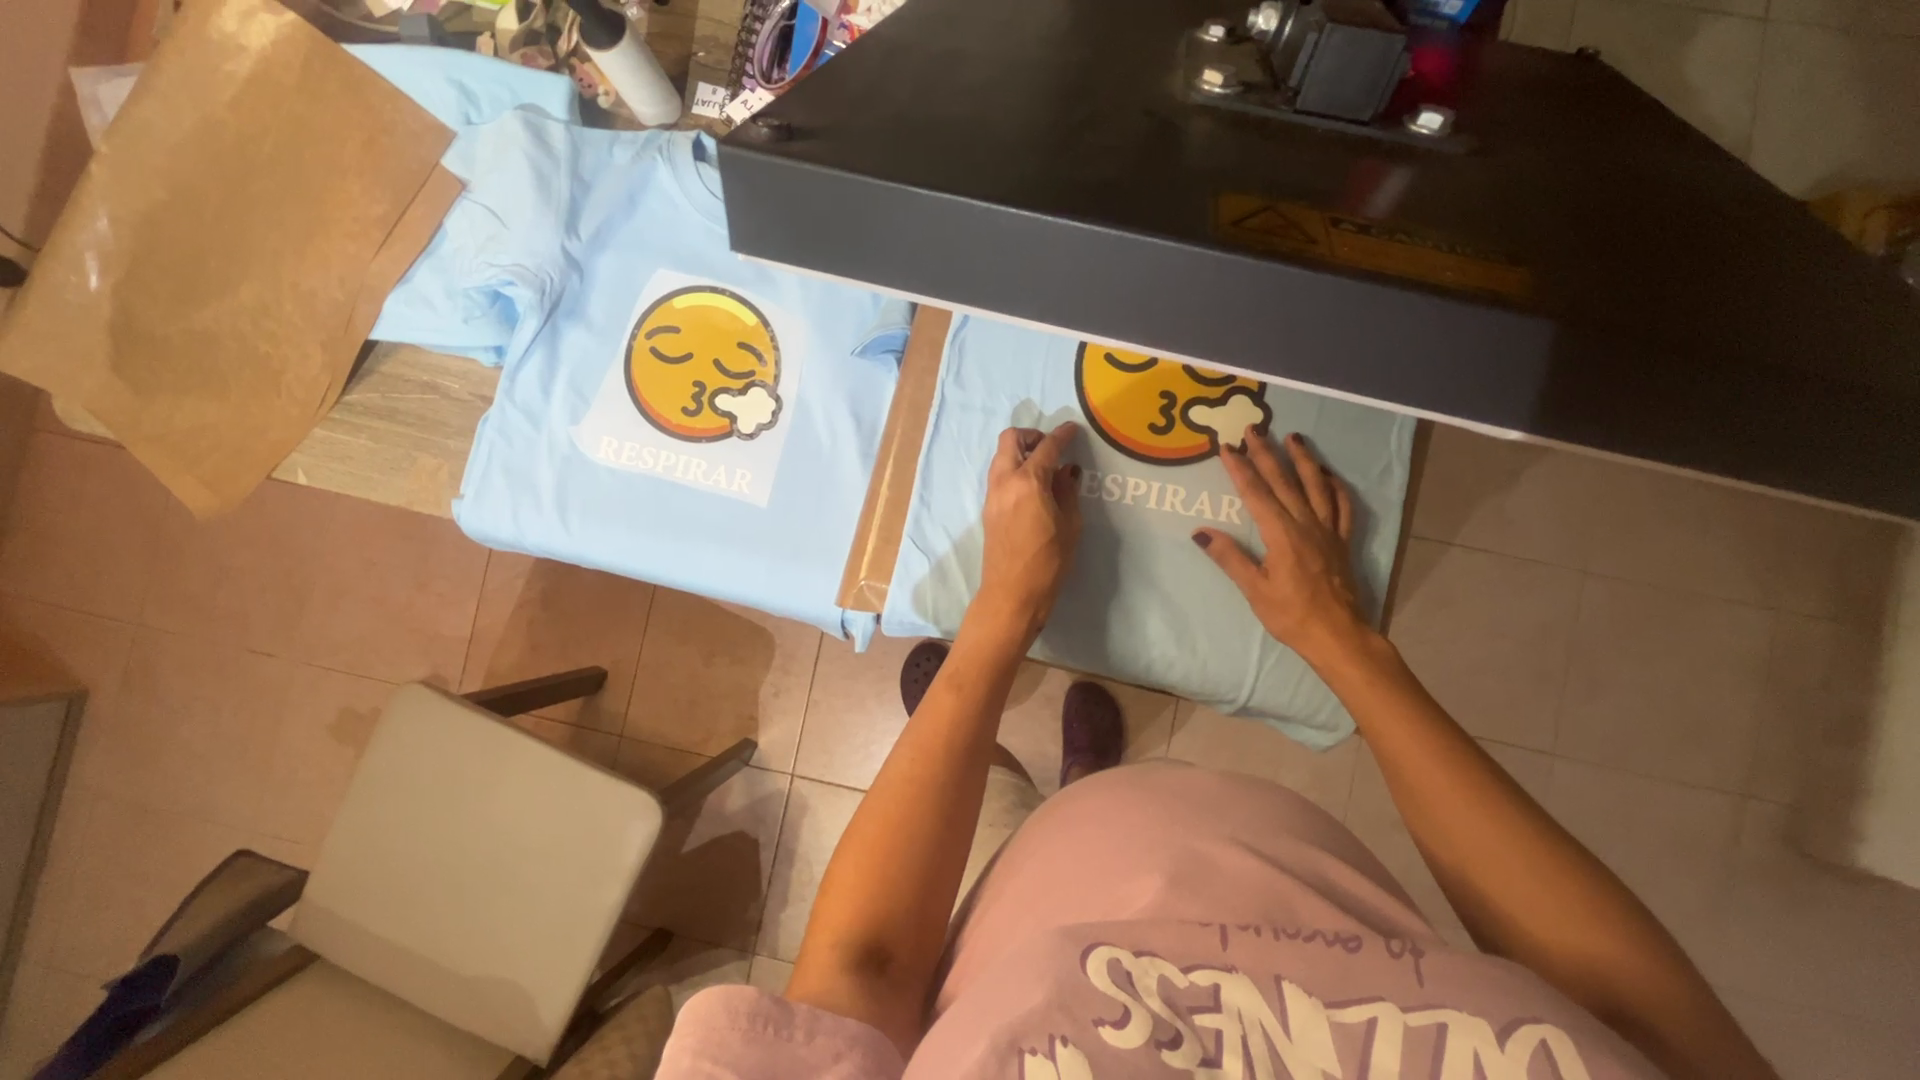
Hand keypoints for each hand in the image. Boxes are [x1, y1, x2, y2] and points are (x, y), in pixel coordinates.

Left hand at [974, 422, 1083, 643]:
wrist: (1012, 593)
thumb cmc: (1049, 563)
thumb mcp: (1070, 525)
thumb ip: (1067, 491)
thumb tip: (1066, 470)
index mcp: (1028, 482)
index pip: (1047, 447)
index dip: (1062, 435)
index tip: (1074, 430)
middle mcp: (1005, 481)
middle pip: (1011, 439)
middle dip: (1033, 436)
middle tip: (1053, 448)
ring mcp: (992, 495)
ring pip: (1001, 456)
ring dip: (1021, 452)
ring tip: (1045, 467)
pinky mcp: (988, 508)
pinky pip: (999, 474)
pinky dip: (1015, 468)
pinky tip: (1034, 486)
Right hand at [1194, 430, 1368, 662]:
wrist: (1338, 635)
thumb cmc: (1291, 615)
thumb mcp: (1254, 590)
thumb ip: (1230, 557)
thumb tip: (1201, 532)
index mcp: (1282, 535)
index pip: (1257, 493)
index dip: (1241, 469)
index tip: (1227, 447)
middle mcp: (1307, 525)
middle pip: (1285, 482)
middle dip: (1267, 453)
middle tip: (1254, 428)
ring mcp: (1329, 531)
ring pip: (1316, 486)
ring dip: (1303, 460)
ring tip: (1293, 437)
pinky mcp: (1343, 541)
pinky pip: (1343, 506)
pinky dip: (1335, 486)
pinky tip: (1328, 475)